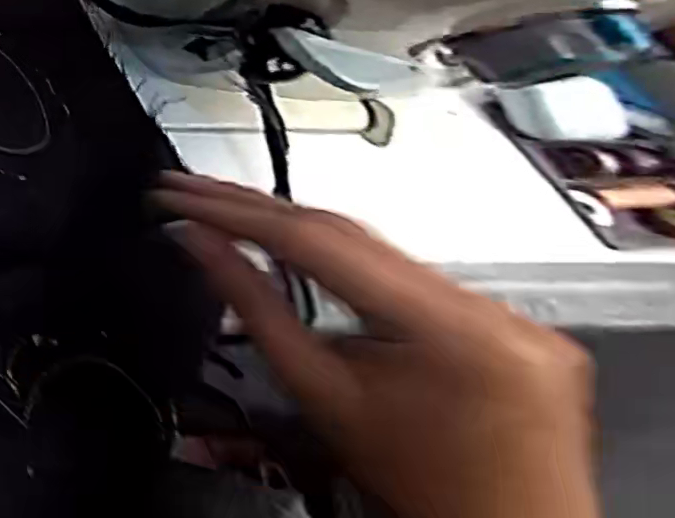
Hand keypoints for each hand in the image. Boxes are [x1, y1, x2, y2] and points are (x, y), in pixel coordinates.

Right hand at [154, 172, 597, 517]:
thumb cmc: (421, 489)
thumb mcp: (317, 390)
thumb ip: (250, 303)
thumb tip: (196, 242)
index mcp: (448, 328)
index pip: (311, 240)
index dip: (231, 212)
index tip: (179, 196)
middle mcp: (486, 307)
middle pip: (335, 229)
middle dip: (250, 206)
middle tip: (184, 187)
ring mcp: (496, 305)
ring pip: (359, 237)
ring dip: (283, 219)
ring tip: (220, 203)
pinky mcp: (488, 310)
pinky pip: (386, 256)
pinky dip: (325, 243)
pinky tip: (284, 233)